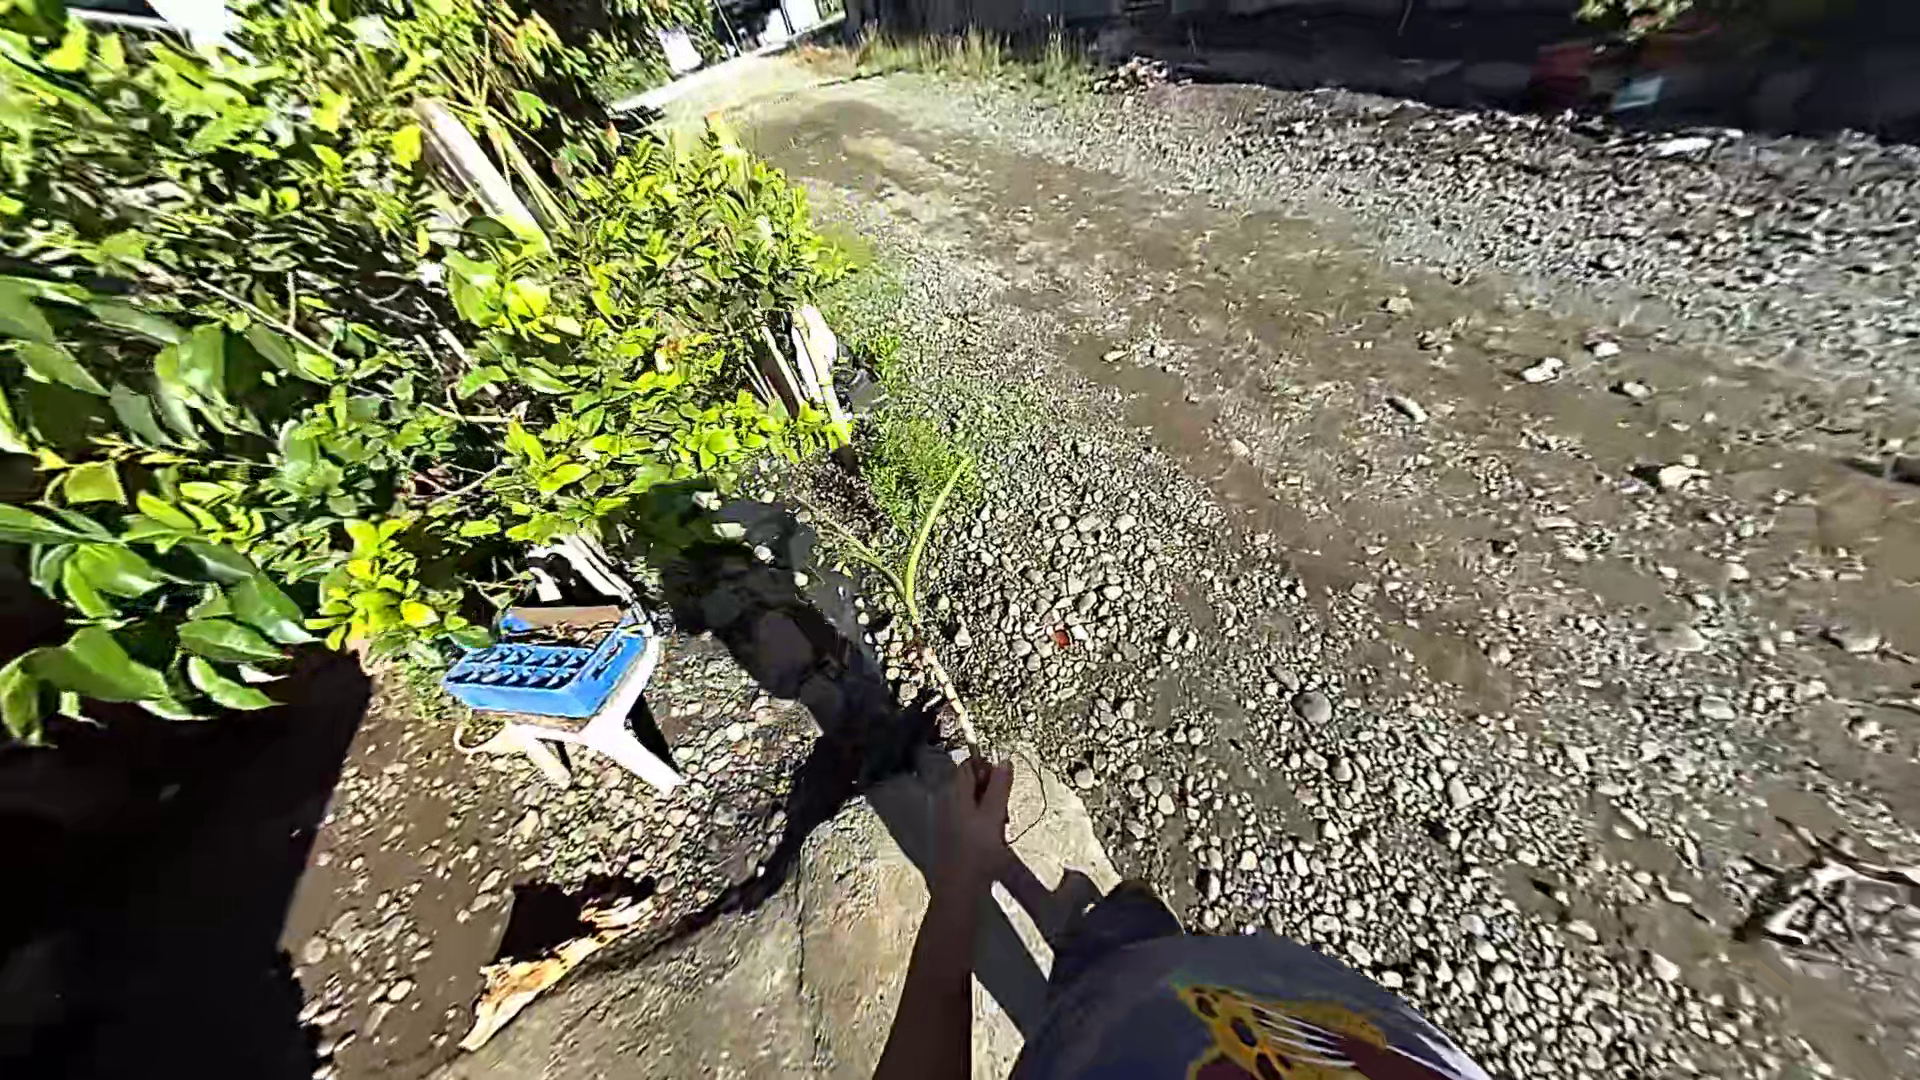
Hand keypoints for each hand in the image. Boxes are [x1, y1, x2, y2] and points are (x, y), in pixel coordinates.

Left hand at [932, 755, 1012, 902]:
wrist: (959, 892)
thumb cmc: (978, 851)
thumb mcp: (994, 815)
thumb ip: (999, 786)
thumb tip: (1004, 760)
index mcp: (954, 792)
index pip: (969, 764)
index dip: (988, 769)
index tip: (1004, 786)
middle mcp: (947, 801)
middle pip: (971, 783)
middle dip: (992, 791)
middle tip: (1004, 811)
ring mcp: (946, 819)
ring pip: (972, 803)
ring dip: (990, 809)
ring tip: (1000, 829)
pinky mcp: (950, 837)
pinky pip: (968, 819)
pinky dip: (982, 824)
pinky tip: (992, 841)